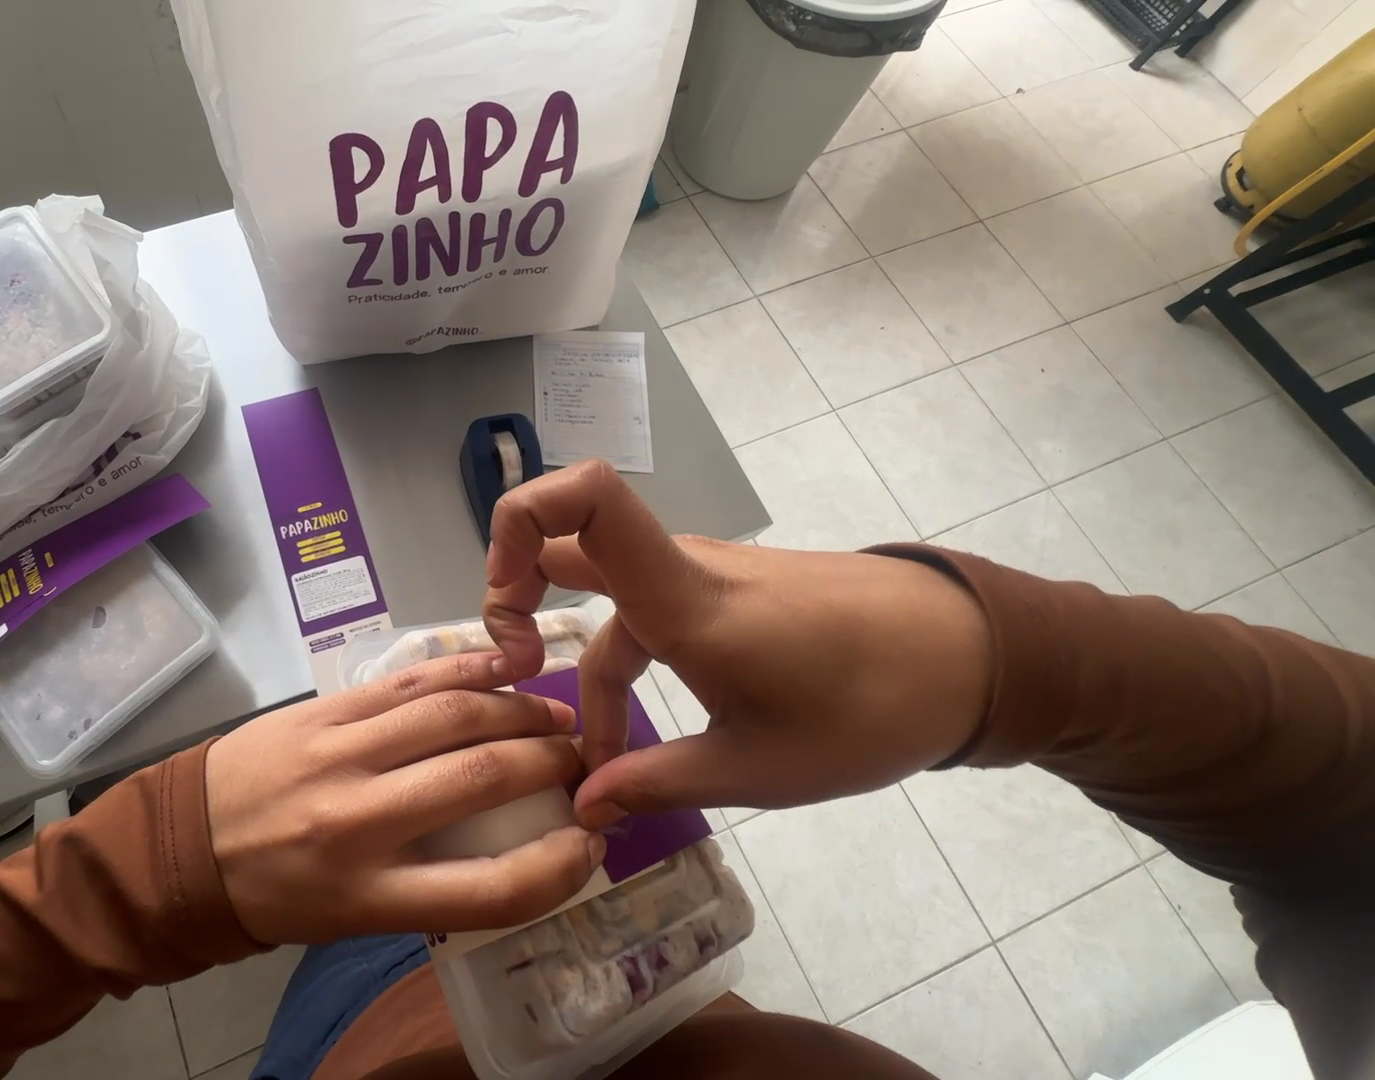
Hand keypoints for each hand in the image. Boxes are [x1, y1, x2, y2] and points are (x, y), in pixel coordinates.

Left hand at [204, 652, 605, 943]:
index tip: (589, 843)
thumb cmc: (274, 896)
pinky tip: (501, 667)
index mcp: (366, 895)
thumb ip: (430, 884)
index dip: (558, 868)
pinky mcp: (323, 711)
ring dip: (516, 711)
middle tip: (580, 757)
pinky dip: (464, 671)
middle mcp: (358, 821)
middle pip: (481, 779)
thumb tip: (511, 845)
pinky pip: (407, 682)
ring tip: (553, 713)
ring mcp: (338, 754)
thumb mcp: (351, 918)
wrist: (182, 847)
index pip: (489, 890)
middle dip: (549, 764)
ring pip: (450, 716)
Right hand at [480, 460, 992, 826]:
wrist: (972, 658)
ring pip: (606, 598)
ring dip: (582, 658)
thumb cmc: (865, 709)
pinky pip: (643, 609)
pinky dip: (621, 656)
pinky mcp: (721, 590)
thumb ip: (656, 781)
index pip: (587, 497)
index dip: (518, 522)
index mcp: (679, 597)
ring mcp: (699, 573)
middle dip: (517, 600)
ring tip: (595, 745)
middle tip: (516, 675)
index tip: (504, 610)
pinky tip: (638, 717)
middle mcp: (676, 567)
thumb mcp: (756, 768)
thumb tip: (584, 806)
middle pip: (565, 545)